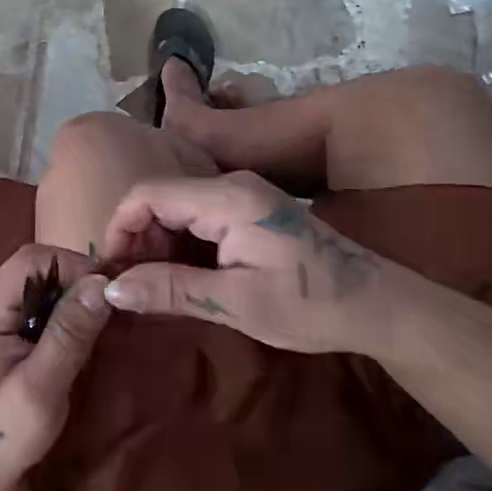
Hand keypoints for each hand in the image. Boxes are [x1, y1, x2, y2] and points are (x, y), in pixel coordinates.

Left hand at [0, 245, 111, 490]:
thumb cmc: (7, 435)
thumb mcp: (43, 387)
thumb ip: (70, 334)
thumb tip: (102, 284)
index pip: (31, 260)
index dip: (74, 266)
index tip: (109, 293)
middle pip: (33, 267)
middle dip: (74, 282)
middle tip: (107, 311)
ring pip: (35, 282)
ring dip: (68, 298)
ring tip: (96, 324)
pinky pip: (30, 301)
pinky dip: (56, 311)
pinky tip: (74, 335)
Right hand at [99, 172, 401, 355]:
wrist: (380, 306)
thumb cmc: (312, 306)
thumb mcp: (238, 304)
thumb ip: (171, 290)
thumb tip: (111, 290)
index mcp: (229, 198)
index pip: (148, 193)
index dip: (119, 229)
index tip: (112, 271)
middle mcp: (231, 184)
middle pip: (158, 196)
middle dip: (136, 239)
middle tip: (131, 285)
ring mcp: (241, 194)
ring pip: (174, 206)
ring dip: (155, 243)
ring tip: (151, 285)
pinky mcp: (248, 209)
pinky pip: (195, 215)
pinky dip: (177, 243)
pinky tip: (179, 275)